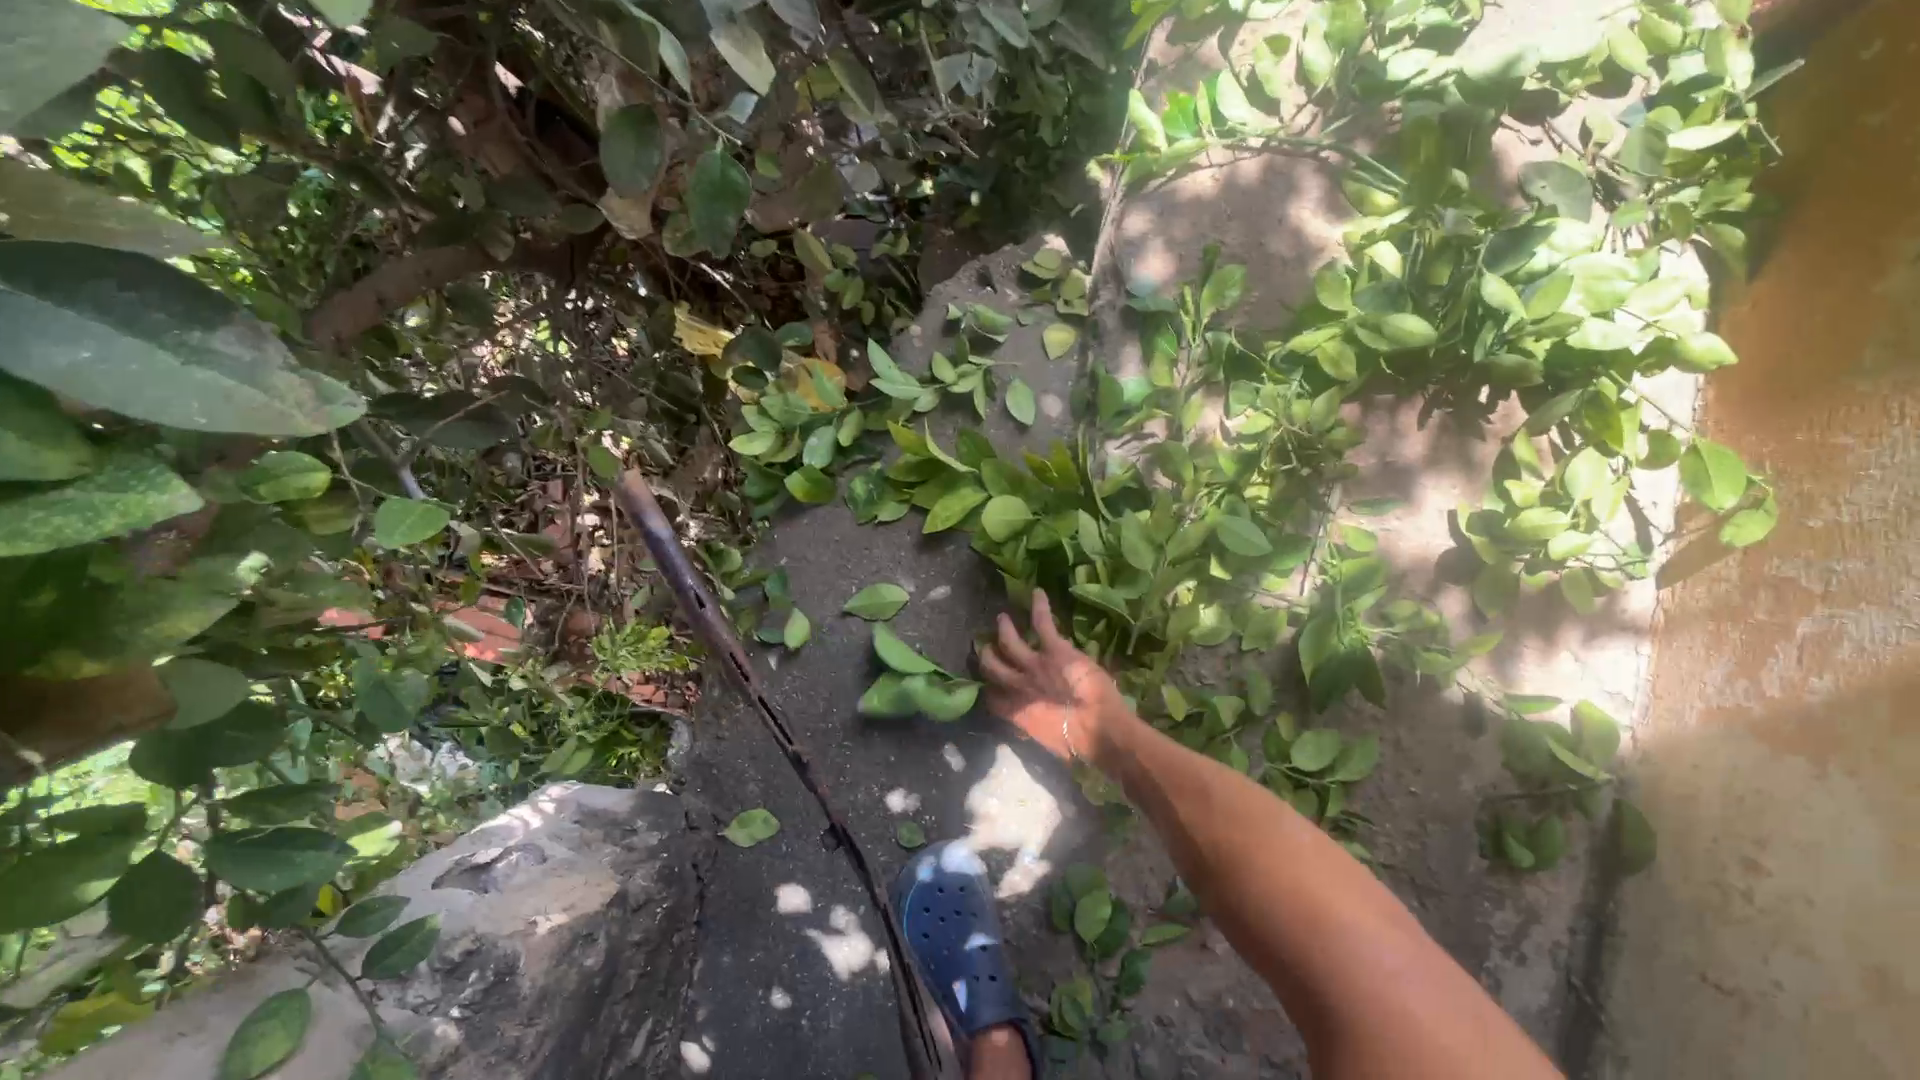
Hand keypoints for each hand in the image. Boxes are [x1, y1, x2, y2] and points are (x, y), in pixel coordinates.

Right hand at [977, 591, 1130, 764]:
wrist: (1095, 728)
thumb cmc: (1077, 743)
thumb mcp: (1049, 739)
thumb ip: (1036, 727)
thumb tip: (1036, 727)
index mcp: (1017, 710)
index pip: (992, 698)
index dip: (988, 689)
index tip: (988, 685)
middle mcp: (1018, 685)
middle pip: (992, 666)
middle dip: (987, 655)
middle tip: (986, 645)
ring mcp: (1034, 665)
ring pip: (1010, 641)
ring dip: (1005, 629)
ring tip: (1003, 618)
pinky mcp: (1053, 650)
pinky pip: (1041, 623)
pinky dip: (1040, 607)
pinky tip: (1038, 592)